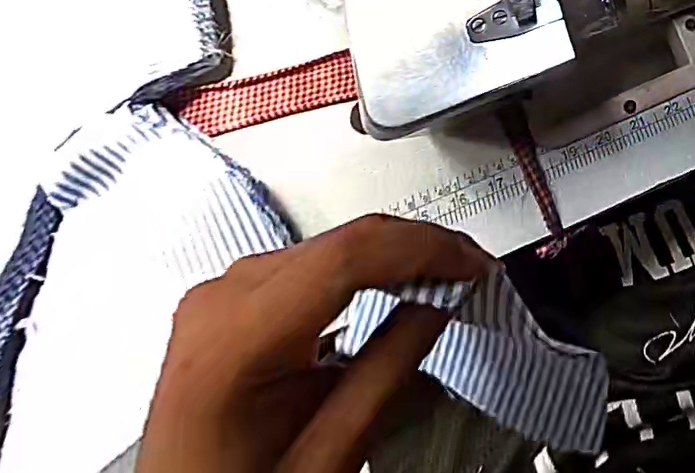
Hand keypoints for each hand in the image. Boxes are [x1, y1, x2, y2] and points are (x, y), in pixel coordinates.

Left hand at [136, 215, 493, 472]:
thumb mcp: (323, 460)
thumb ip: (389, 374)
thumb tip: (442, 301)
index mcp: (232, 344)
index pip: (347, 257)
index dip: (423, 249)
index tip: (472, 263)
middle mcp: (222, 300)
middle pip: (346, 242)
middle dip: (420, 247)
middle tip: (472, 268)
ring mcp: (226, 291)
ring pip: (339, 242)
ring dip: (399, 253)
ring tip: (446, 275)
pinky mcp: (238, 293)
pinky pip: (320, 258)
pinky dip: (370, 265)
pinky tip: (400, 280)